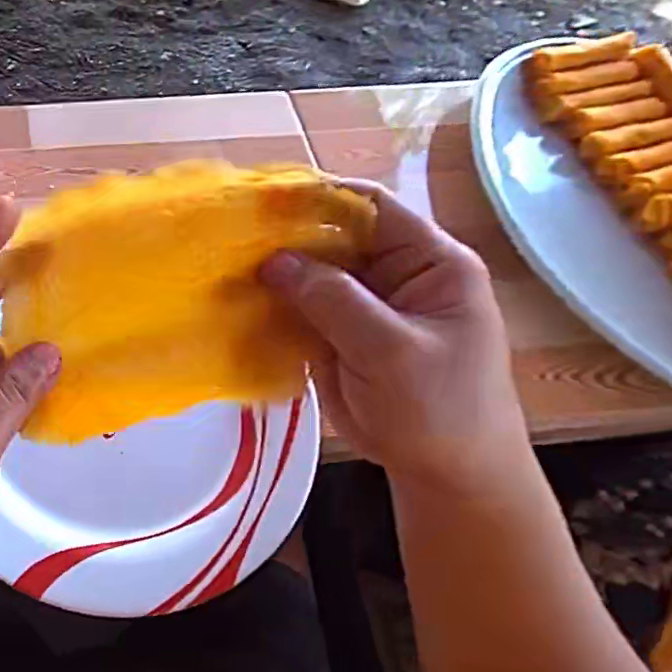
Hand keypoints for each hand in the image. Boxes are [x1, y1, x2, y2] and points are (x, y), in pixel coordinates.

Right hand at [260, 178, 525, 482]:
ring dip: (274, 274)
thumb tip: (274, 260)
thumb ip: (334, 300)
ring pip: (311, 276)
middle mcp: (392, 275)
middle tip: (233, 240)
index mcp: (427, 261)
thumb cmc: (439, 409)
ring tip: (225, 269)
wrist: (446, 473)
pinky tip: (238, 303)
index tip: (264, 201)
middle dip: (286, 238)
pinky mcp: (339, 336)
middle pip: (333, 239)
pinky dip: (272, 307)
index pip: (370, 209)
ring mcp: (362, 307)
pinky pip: (300, 310)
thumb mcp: (391, 350)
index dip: (319, 198)